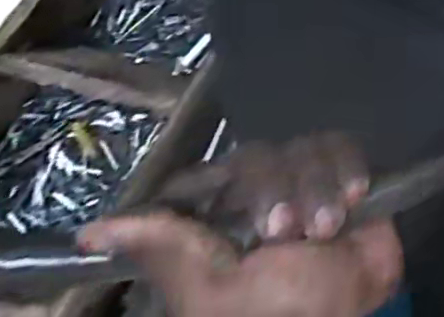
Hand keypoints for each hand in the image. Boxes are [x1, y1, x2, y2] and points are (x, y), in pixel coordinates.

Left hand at [78, 134, 402, 316]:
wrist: (355, 314)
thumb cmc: (276, 313)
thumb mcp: (213, 295)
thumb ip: (165, 249)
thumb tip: (89, 232)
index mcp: (214, 225)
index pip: (202, 176)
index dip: (218, 185)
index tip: (237, 215)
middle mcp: (254, 197)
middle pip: (256, 156)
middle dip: (275, 192)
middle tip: (286, 232)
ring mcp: (301, 181)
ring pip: (300, 146)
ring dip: (317, 189)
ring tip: (327, 229)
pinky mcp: (342, 172)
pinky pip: (339, 144)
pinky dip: (347, 170)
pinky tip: (354, 199)